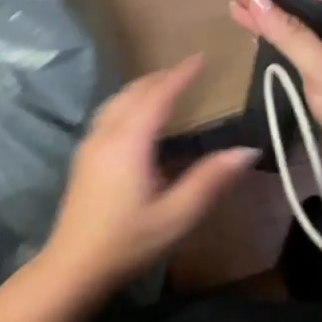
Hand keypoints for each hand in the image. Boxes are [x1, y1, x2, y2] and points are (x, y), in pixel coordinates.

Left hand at [40, 56, 259, 291]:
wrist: (75, 264)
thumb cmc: (129, 241)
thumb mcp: (177, 216)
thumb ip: (210, 180)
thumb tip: (246, 151)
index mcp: (129, 142)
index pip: (158, 95)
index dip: (180, 75)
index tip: (200, 57)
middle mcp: (106, 134)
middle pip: (133, 92)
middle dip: (160, 77)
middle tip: (186, 71)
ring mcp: (90, 143)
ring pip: (117, 101)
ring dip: (142, 88)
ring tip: (165, 88)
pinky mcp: (84, 156)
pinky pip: (108, 114)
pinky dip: (128, 103)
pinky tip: (139, 119)